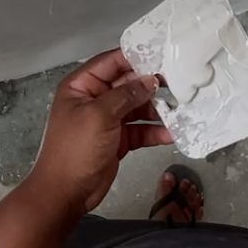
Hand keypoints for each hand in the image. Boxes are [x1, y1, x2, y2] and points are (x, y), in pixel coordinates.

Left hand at [25, 49, 172, 213]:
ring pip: (137, 107)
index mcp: (82, 86)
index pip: (111, 62)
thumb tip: (150, 81)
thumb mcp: (100, 115)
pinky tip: (171, 133)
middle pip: (128, 84)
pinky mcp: (118, 139)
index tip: (162, 55)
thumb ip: (126, 95)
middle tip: (178, 83)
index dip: (135, 57)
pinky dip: (155, 131)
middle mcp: (94, 99)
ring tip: (179, 110)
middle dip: (151, 85)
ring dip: (157, 109)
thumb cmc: (76, 148)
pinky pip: (140, 129)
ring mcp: (107, 120)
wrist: (67, 192)